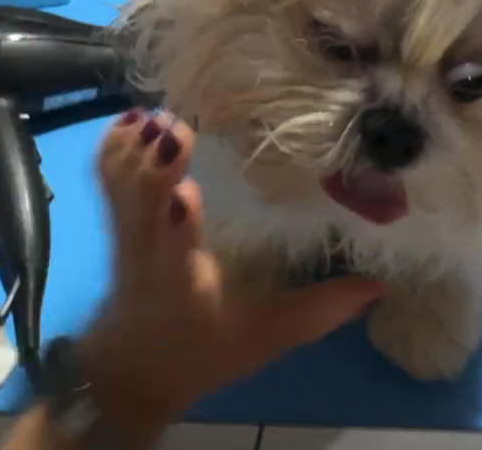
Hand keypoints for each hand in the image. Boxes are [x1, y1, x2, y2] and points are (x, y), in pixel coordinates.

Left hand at [81, 112, 382, 427]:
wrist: (132, 367)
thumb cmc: (200, 351)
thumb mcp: (263, 338)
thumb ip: (316, 312)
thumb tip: (377, 285)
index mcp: (181, 282)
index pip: (173, 250)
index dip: (177, 222)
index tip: (189, 191)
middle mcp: (146, 251)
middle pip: (137, 205)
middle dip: (153, 166)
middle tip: (178, 126)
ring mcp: (123, 233)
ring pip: (118, 185)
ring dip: (134, 148)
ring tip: (158, 113)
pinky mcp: (113, 220)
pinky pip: (104, 179)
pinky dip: (113, 146)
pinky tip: (131, 118)